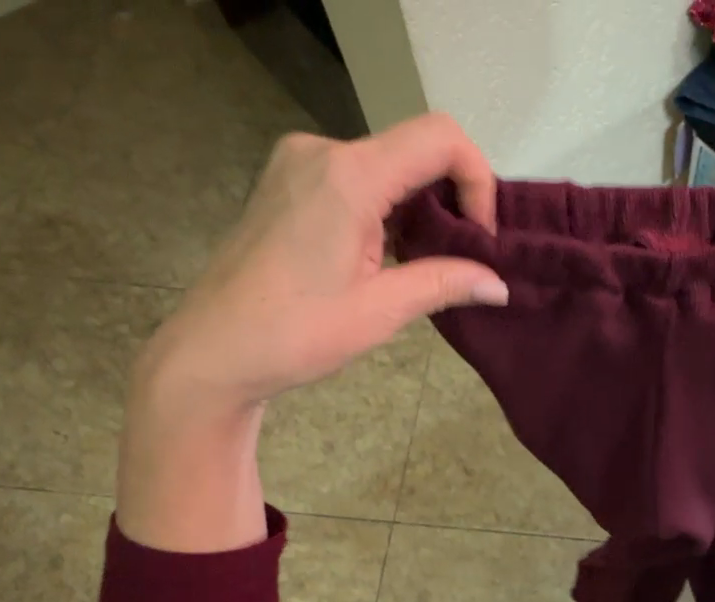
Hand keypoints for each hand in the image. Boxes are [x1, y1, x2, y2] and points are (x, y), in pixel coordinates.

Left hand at [136, 112, 507, 409]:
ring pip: (388, 164)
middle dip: (452, 197)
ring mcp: (300, 163)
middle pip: (415, 148)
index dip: (477, 179)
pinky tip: (390, 254)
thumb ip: (445, 284)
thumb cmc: (295, 334)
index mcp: (348, 175)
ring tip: (429, 262)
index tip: (480, 236)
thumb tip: (500, 286)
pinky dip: (388, 207)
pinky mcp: (288, 181)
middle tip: (464, 256)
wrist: (214, 350)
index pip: (440, 138)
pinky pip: (358, 178)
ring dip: (420, 206)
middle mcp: (322, 152)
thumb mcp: (380, 311)